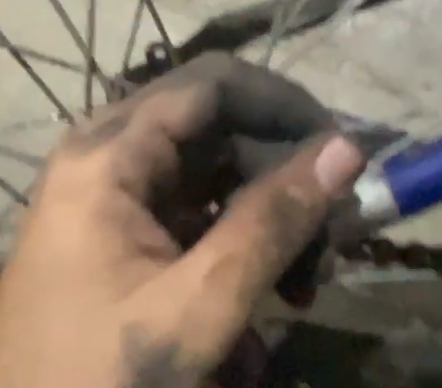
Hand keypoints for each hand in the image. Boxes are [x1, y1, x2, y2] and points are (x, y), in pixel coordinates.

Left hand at [0, 53, 366, 387]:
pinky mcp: (122, 231)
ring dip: (269, 214)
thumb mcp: (194, 310)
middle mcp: (108, 153)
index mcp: (109, 153)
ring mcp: (113, 193)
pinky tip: (273, 295)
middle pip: (218, 126)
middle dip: (284, 174)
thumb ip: (271, 225)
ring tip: (308, 283)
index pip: (214, 83)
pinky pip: (196, 210)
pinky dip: (241, 241)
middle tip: (335, 240)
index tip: (343, 152)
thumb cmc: (95, 381)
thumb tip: (347, 149)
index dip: (284, 104)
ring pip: (214, 170)